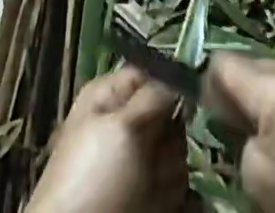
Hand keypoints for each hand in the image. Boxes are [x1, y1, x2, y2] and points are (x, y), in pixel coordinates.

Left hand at [27, 65, 188, 212]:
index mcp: (110, 96)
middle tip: (153, 156)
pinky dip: (168, 193)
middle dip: (170, 137)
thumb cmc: (94, 177)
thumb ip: (153, 96)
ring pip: (177, 150)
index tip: (177, 106)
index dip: (168, 87)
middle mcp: (126, 122)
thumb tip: (180, 77)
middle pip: (170, 114)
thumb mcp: (121, 127)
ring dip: (168, 170)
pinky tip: (151, 204)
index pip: (151, 74)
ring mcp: (138, 158)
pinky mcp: (148, 190)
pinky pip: (174, 181)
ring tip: (146, 187)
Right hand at [202, 53, 274, 212]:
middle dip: (239, 92)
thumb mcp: (256, 175)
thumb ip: (235, 131)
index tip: (215, 120)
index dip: (210, 88)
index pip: (223, 63)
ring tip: (273, 139)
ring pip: (274, 73)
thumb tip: (230, 113)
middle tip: (242, 134)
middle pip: (250, 64)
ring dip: (264, 97)